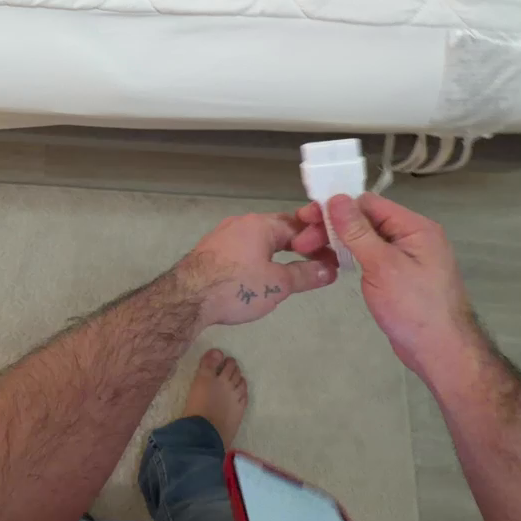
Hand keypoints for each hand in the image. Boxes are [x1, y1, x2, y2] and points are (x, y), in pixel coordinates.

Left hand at [174, 210, 337, 326]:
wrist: (187, 297)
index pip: (297, 226)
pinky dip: (260, 257)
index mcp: (259, 224)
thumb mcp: (278, 283)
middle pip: (278, 230)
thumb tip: (329, 270)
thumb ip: (305, 275)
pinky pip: (244, 248)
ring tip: (295, 271)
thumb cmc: (236, 286)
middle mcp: (240, 223)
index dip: (318, 241)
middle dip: (299, 245)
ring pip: (260, 239)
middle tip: (319, 264)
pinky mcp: (212, 250)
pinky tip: (263, 272)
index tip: (333, 257)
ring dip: (279, 251)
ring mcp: (223, 235)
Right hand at [310, 194, 485, 383]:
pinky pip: (368, 253)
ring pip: (363, 236)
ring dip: (336, 240)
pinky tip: (329, 260)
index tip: (306, 218)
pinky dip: (348, 254)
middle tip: (301, 242)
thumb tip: (336, 198)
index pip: (368, 203)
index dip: (336, 207)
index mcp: (415, 227)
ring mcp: (404, 255)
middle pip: (364, 219)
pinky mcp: (396, 273)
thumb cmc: (413, 307)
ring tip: (308, 251)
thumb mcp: (382, 266)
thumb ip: (357, 231)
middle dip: (331, 226)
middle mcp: (411, 236)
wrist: (441, 354)